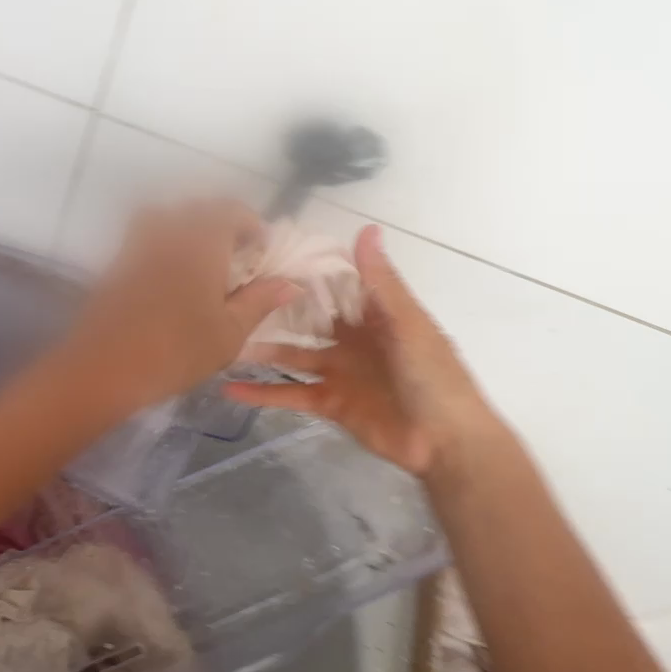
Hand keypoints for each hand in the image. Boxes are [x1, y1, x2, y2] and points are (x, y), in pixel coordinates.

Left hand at [62, 200, 294, 414]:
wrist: (103, 368)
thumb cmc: (176, 352)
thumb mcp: (229, 333)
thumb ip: (259, 302)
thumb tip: (289, 283)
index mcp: (201, 241)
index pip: (230, 210)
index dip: (250, 224)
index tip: (261, 249)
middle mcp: (166, 233)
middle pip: (195, 209)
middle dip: (219, 223)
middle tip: (234, 255)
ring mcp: (134, 247)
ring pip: (163, 217)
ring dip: (185, 228)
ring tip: (200, 262)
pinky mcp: (113, 267)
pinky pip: (141, 240)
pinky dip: (160, 246)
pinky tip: (168, 280)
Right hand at [224, 225, 498, 475]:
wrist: (446, 442)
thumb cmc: (435, 376)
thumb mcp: (408, 324)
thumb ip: (381, 282)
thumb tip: (366, 229)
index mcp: (376, 317)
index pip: (335, 288)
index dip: (305, 274)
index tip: (265, 258)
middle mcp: (354, 341)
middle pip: (307, 321)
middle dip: (275, 310)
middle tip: (233, 296)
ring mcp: (339, 373)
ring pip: (292, 356)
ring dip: (261, 350)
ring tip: (224, 339)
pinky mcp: (329, 404)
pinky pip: (290, 394)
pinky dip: (260, 392)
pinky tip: (229, 387)